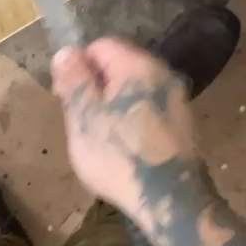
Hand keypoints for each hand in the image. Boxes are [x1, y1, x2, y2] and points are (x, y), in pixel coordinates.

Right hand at [51, 38, 204, 222]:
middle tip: (78, 120)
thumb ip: (74, 81)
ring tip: (98, 138)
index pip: (101, 46)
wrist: (167, 199)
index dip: (77, 66)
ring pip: (133, 90)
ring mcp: (176, 101)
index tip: (63, 95)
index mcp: (138, 66)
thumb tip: (67, 51)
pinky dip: (129, 121)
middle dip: (94, 87)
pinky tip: (121, 148)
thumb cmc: (118, 156)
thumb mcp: (84, 117)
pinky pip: (147, 110)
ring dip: (111, 106)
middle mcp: (163, 75)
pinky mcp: (181, 126)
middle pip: (119, 67)